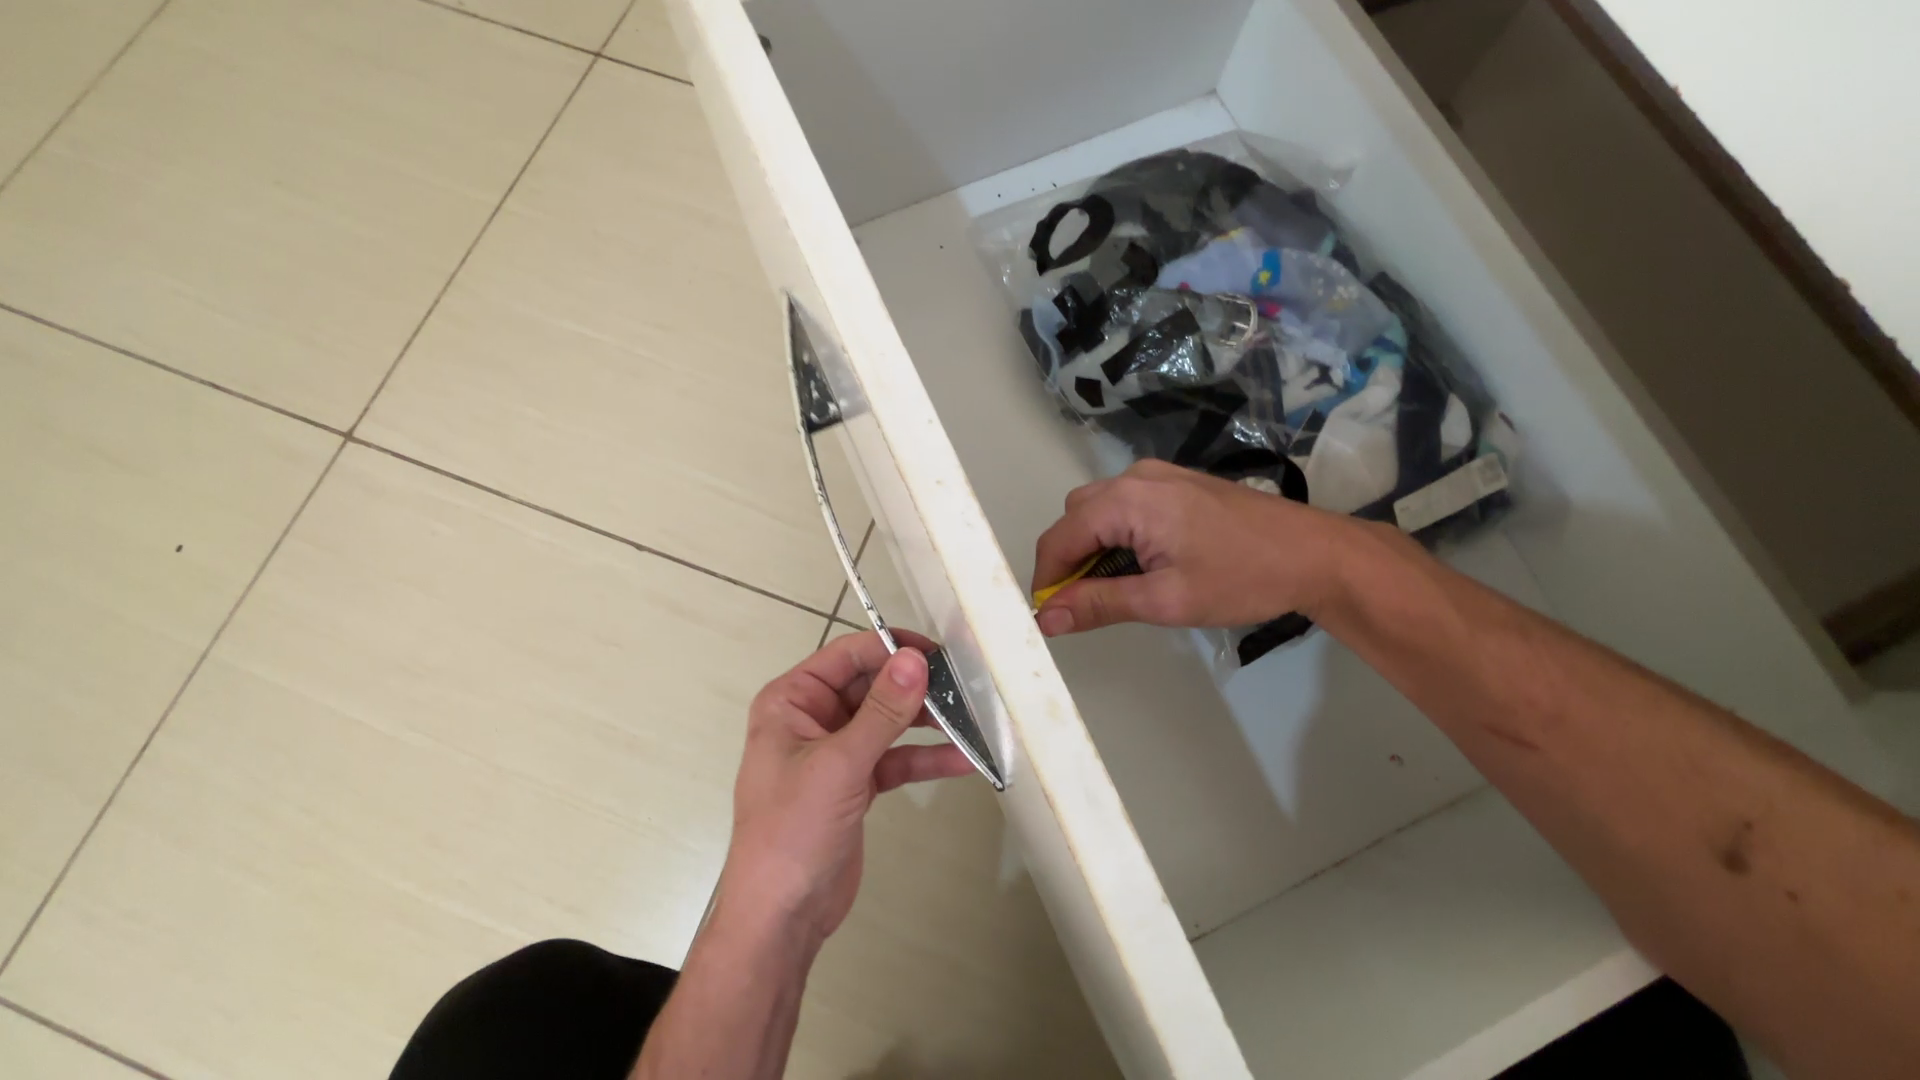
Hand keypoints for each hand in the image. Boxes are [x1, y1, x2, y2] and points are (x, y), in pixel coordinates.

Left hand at [716, 630, 974, 949]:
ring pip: (889, 723)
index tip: (939, 653)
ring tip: (973, 720)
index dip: (891, 649)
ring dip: (928, 724)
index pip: (847, 656)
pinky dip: (926, 759)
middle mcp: (813, 718)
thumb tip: (916, 660)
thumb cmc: (793, 829)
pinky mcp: (857, 784)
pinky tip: (964, 760)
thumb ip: (882, 711)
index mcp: (791, 701)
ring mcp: (837, 752)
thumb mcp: (840, 764)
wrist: (781, 914)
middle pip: (872, 687)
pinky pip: (896, 759)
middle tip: (966, 686)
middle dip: (916, 688)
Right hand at [1032, 459, 1371, 634]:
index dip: (1047, 578)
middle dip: (1070, 561)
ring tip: (1120, 589)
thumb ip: (1099, 604)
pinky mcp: (1178, 483)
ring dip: (1095, 549)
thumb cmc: (1242, 578)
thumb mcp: (1165, 600)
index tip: (1050, 617)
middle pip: (1076, 517)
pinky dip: (1120, 536)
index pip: (1060, 536)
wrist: (1316, 554)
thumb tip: (1046, 618)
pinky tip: (1145, 566)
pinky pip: (1127, 505)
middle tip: (1088, 605)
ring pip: (1100, 510)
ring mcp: (1160, 476)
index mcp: (1129, 500)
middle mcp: (1136, 476)